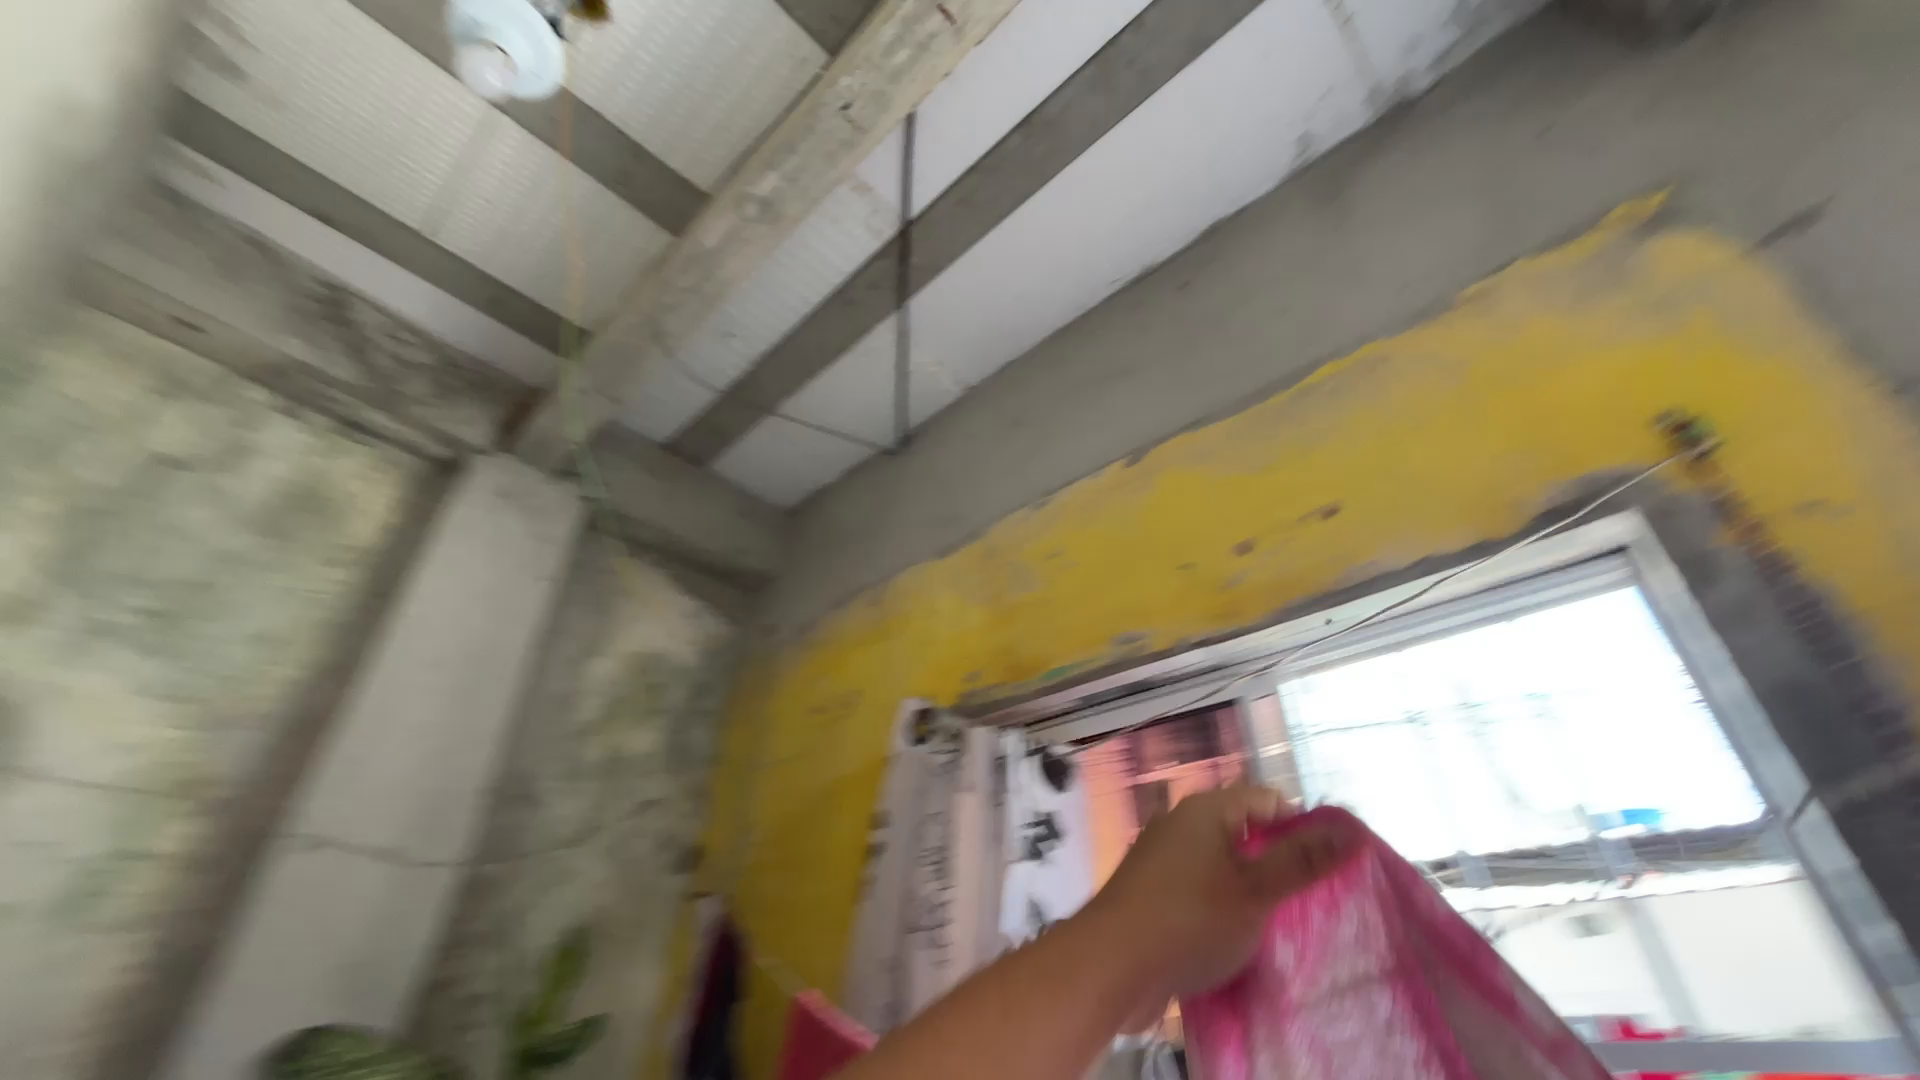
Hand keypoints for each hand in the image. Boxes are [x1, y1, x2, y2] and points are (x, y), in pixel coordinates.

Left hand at [1079, 786, 1352, 1015]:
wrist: (1111, 965)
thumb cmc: (1188, 919)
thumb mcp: (1255, 891)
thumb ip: (1302, 860)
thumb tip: (1352, 827)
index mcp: (1205, 811)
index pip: (1267, 799)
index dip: (1303, 826)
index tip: (1331, 867)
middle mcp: (1181, 825)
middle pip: (1244, 831)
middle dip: (1277, 862)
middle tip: (1313, 901)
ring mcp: (1163, 859)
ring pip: (1222, 864)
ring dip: (1250, 889)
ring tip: (1282, 924)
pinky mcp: (1153, 893)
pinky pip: (1200, 889)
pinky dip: (1222, 907)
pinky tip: (1241, 938)